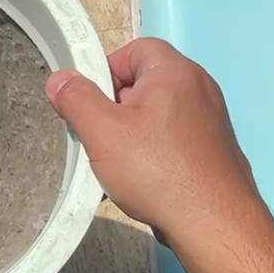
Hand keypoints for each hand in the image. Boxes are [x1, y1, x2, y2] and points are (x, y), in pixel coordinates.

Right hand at [46, 39, 273, 264]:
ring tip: (121, 165)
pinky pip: (174, 137)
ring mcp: (211, 118)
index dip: (105, 74)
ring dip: (133, 133)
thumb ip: (77, 99)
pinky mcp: (214, 147)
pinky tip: (145, 180)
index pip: (132, 50)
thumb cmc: (156, 171)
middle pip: (144, 82)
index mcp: (174, 71)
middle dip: (116, 107)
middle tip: (102, 138)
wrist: (213, 222)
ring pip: (157, 113)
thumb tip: (59, 79)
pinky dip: (155, 151)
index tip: (91, 107)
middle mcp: (199, 86)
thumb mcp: (102, 132)